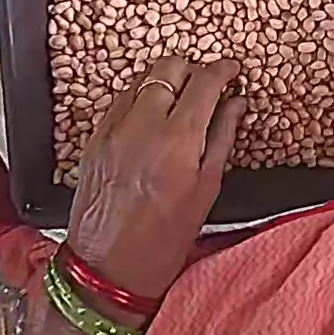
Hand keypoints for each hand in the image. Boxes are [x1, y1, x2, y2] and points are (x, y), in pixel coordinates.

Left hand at [65, 57, 246, 310]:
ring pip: (143, 77)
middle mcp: (142, 125)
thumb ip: (222, 136)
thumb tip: (237, 102)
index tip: (233, 70)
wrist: (107, 267)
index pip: (204, 81)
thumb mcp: (207, 187)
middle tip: (208, 85)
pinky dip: (142, 95)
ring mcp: (113, 128)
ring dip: (167, 79)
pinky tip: (154, 115)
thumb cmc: (165, 235)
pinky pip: (121, 98)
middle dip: (194, 68)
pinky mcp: (95, 136)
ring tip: (182, 99)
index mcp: (177, 139)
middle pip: (170, 67)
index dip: (224, 69)